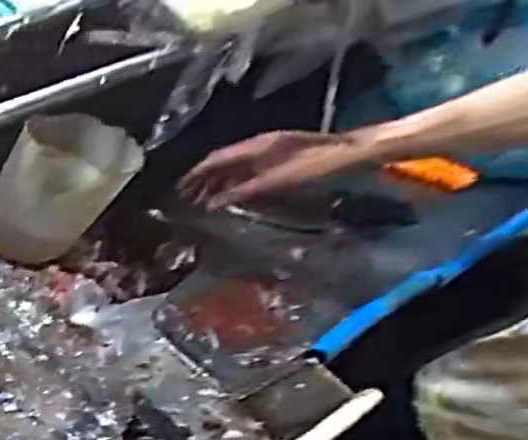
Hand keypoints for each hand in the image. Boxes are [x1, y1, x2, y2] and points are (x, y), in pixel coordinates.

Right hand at [180, 130, 375, 206]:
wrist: (347, 154)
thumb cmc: (312, 166)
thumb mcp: (274, 182)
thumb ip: (240, 193)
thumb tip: (210, 204)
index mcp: (255, 147)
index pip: (216, 159)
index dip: (196, 173)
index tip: (180, 189)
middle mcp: (259, 146)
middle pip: (222, 161)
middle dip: (202, 178)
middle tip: (186, 197)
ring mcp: (268, 150)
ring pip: (233, 166)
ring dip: (216, 182)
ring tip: (202, 199)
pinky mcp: (277, 157)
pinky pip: (245, 169)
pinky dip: (231, 182)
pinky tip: (227, 195)